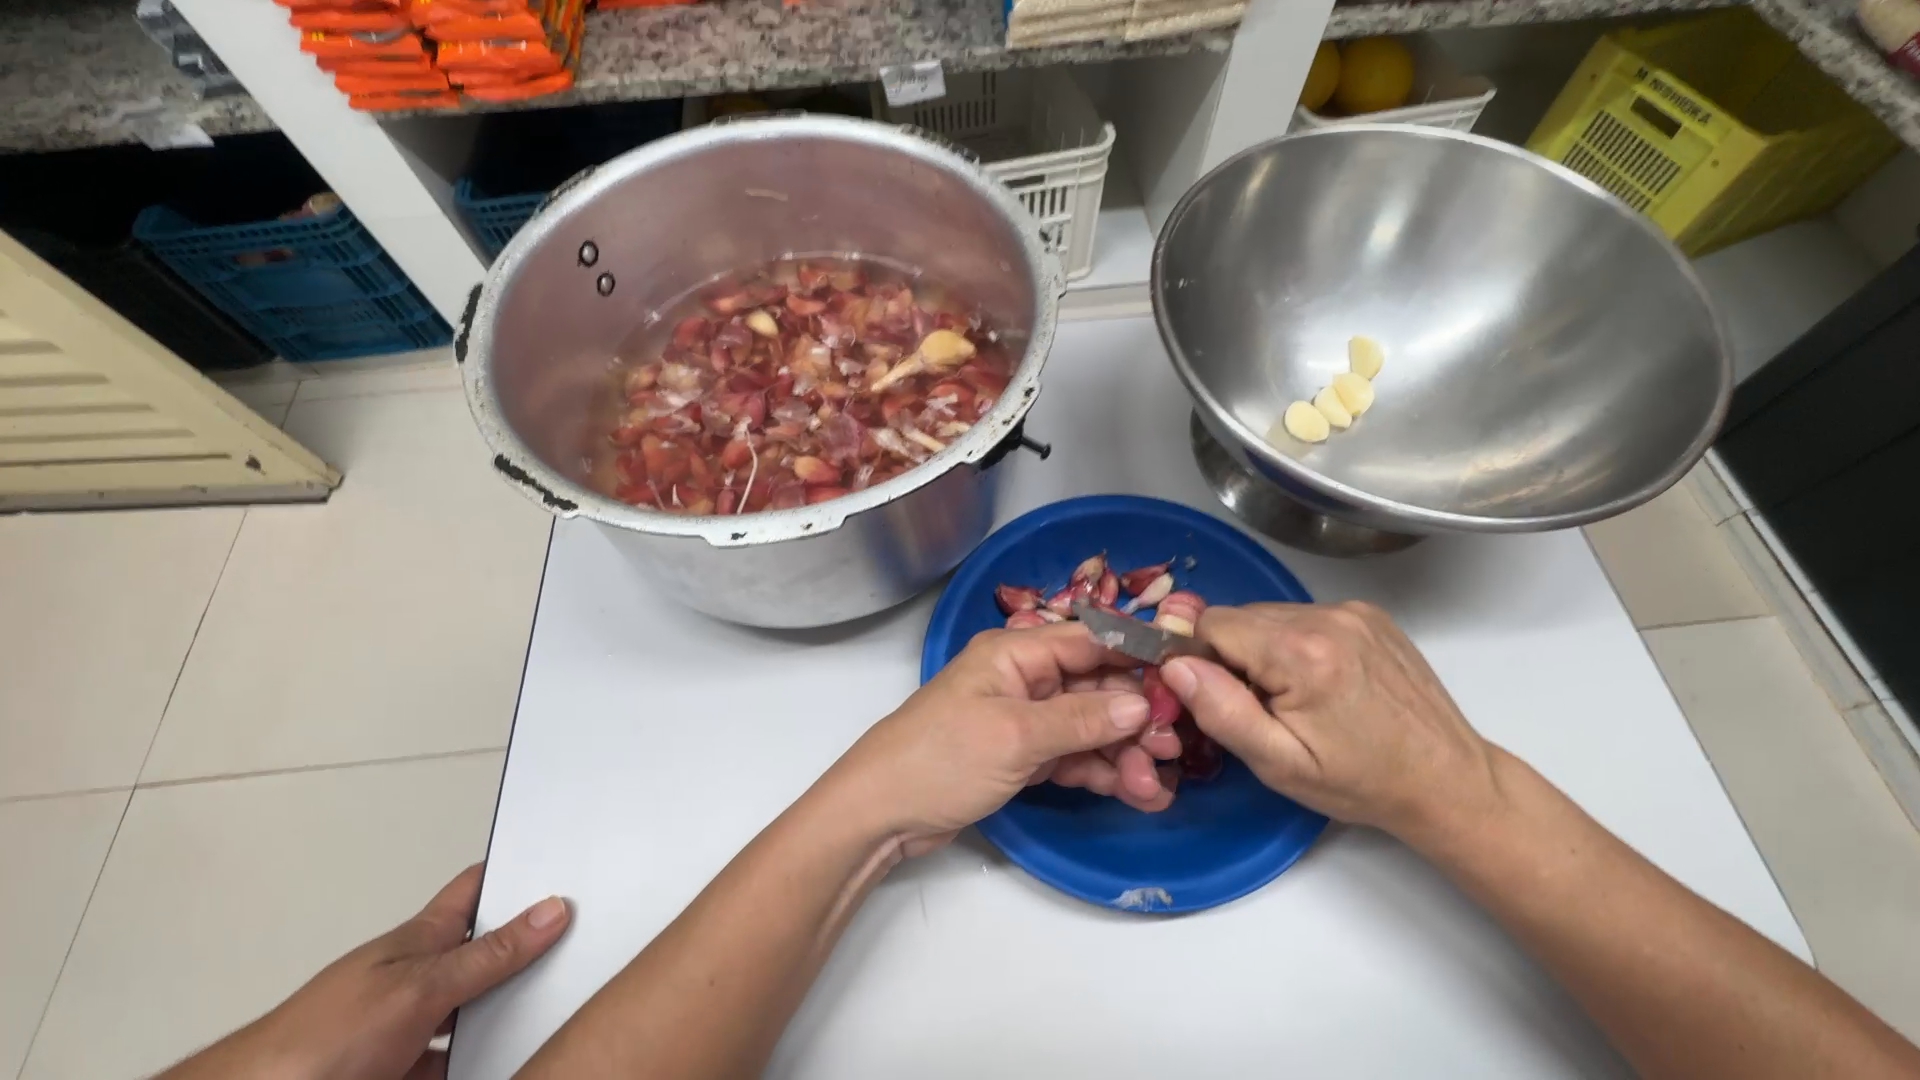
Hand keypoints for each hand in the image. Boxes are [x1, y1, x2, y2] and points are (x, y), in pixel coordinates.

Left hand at [164, 865, 569, 1079]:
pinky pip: (461, 1060)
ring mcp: (412, 1028)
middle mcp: (421, 977)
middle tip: (587, 942)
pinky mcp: (407, 1072)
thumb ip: (489, 955)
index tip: (563, 862)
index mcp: (422, 939)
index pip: (477, 888)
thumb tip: (552, 909)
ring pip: (479, 1012)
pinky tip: (519, 1058)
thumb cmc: (318, 1042)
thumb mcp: (420, 989)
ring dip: (511, 1012)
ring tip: (564, 1006)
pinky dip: (487, 1060)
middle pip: (488, 952)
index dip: (516, 869)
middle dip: (530, 948)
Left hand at [824, 621, 1164, 855]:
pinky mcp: (1019, 756)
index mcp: (1014, 653)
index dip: (1136, 658)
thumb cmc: (941, 758)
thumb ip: (1081, 719)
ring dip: (1121, 753)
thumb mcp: (1015, 735)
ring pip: (1087, 726)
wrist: (880, 814)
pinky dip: (1098, 772)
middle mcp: (1021, 679)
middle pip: (1094, 688)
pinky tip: (1132, 792)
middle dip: (1133, 718)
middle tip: (1169, 751)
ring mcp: (1021, 719)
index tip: (1183, 680)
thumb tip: (1141, 703)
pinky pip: (1070, 756)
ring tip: (1155, 787)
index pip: (1089, 642)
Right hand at [1160, 602, 1498, 839]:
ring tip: (1295, 695)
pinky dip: (1296, 641)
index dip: (1201, 658)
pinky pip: (1304, 615)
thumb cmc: (1359, 782)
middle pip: (1239, 617)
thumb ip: (1221, 711)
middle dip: (1233, 655)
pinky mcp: (1369, 612)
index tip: (1220, 696)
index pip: (1211, 624)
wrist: (1447, 780)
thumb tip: (1174, 665)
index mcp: (1300, 653)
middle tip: (1260, 704)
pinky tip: (1322, 680)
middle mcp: (1327, 616)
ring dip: (1264, 647)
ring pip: (1270, 614)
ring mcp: (1352, 610)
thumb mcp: (1279, 764)